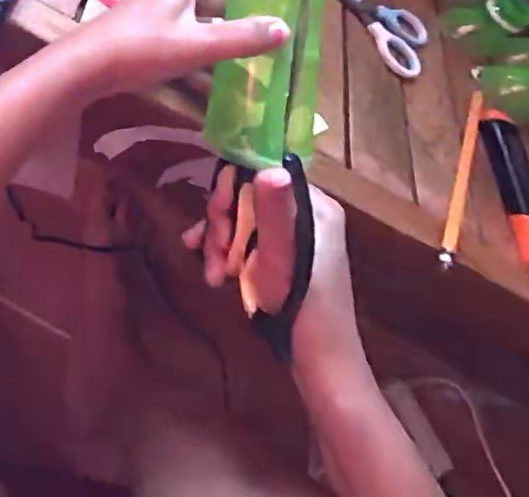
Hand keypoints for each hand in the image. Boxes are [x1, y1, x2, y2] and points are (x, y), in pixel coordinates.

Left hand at [66, 0, 288, 98]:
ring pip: (198, 22)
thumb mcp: (195, 44)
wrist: (84, 67)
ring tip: (259, 51)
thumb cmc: (140, 47)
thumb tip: (285, 26)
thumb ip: (239, 37)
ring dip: (225, 33)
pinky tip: (222, 83)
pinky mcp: (146, 42)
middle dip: (243, 3)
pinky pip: (184, 45)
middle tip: (277, 17)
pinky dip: (203, 57)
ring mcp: (155, 19)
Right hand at [181, 166, 363, 372]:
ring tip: (211, 269)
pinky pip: (242, 236)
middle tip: (212, 247)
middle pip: (245, 195)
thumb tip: (270, 169)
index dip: (230, 186)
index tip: (216, 212)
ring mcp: (291, 232)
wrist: (319, 360)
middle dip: (221, 220)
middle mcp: (304, 212)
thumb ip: (273, 209)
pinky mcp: (280, 252)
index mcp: (313, 205)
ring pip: (238, 216)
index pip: (261, 169)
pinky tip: (210, 270)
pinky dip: (223, 250)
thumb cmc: (301, 303)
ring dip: (218, 239)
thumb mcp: (279, 254)